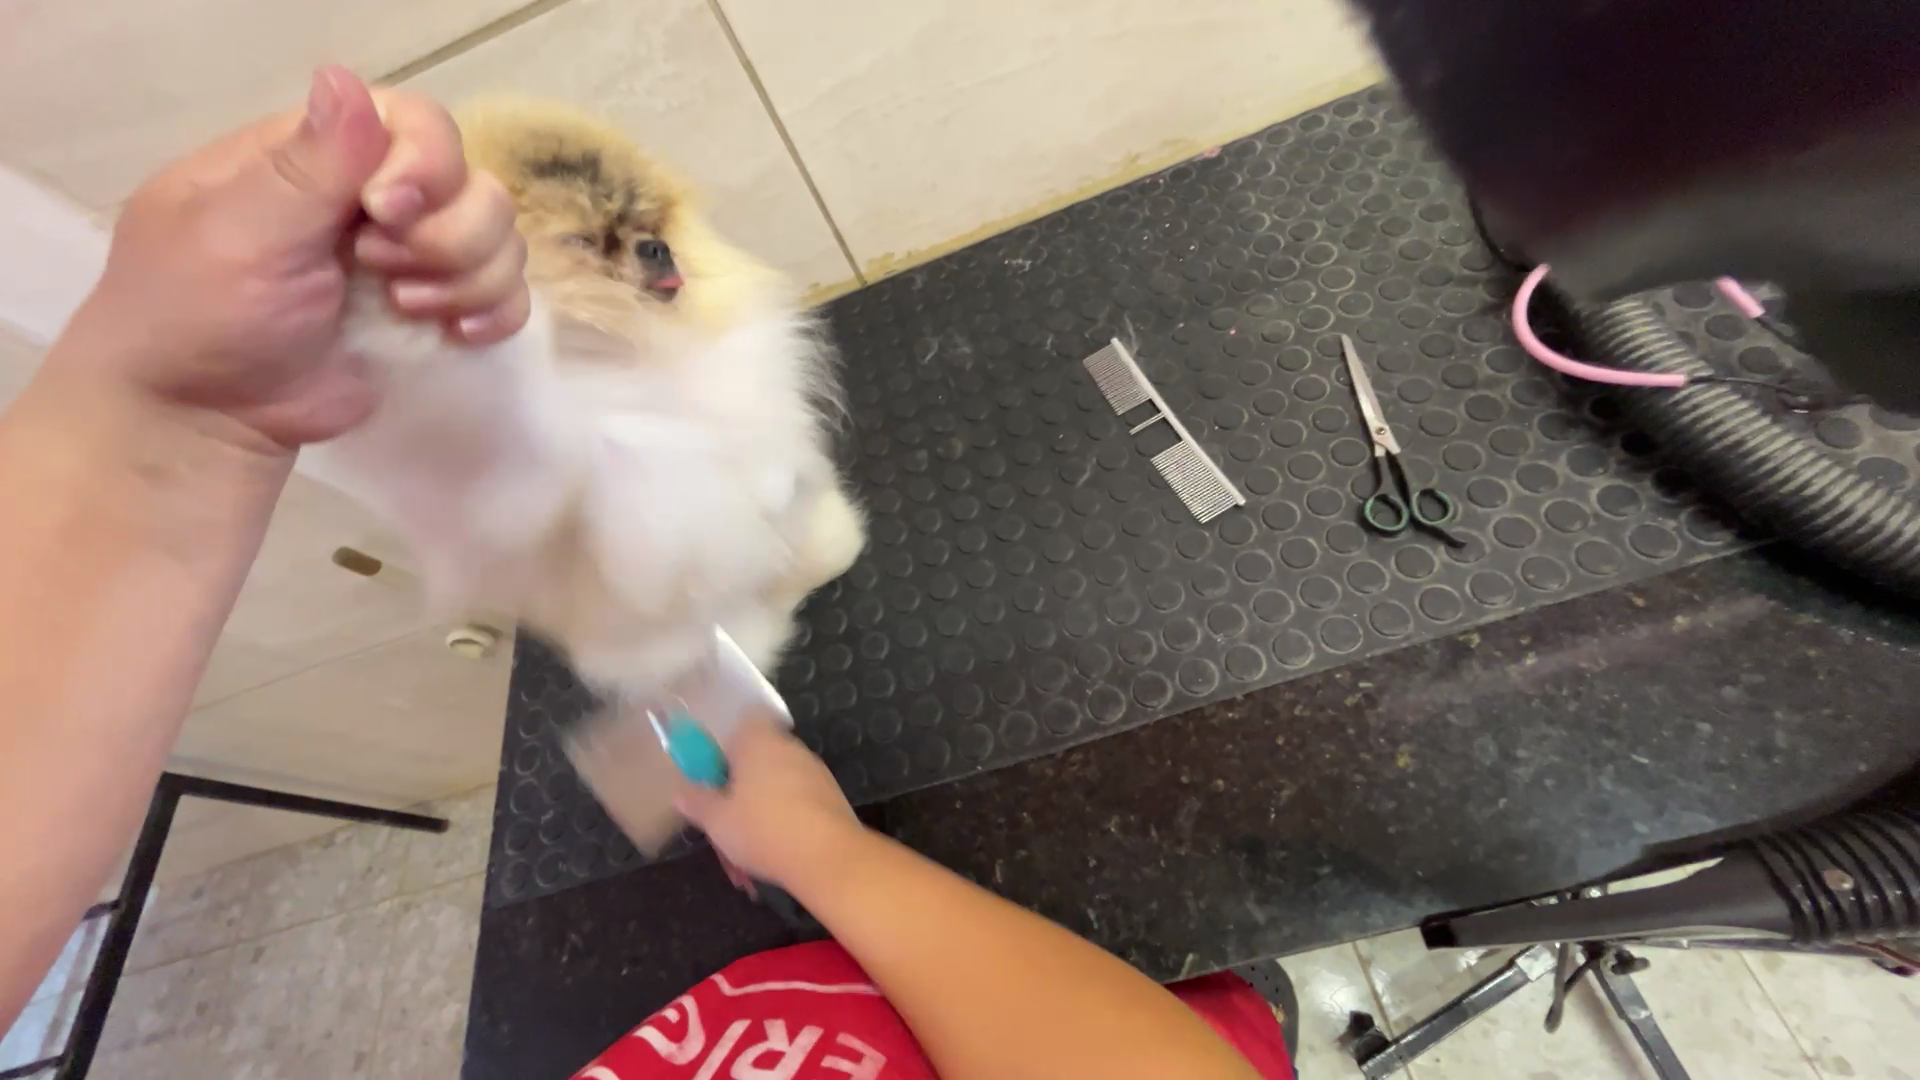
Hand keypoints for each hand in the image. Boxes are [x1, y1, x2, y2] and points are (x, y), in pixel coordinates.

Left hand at [54, 66, 527, 456]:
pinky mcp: (448, 309)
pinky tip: (455, 335)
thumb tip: (347, 80)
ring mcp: (423, 258)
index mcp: (323, 160)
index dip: (428, 166)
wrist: (221, 412)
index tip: (388, 215)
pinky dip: (496, 315)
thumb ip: (304, 166)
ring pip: (506, 244)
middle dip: (449, 241)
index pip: (420, 124)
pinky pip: (513, 296)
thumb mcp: (239, 233)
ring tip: (406, 308)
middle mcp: (384, 200)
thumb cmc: (206, 314)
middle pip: (480, 190)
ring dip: (470, 282)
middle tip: (381, 272)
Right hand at [675, 722, 861, 890]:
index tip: (713, 778)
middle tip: (725, 826)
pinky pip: (796, 802)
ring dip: (759, 815)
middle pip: (757, 761)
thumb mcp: (717, 820)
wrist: (825, 853)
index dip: (725, 749)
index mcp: (759, 742)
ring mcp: (812, 769)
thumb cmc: (762, 829)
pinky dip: (783, 823)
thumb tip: (681, 790)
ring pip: (775, 788)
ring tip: (746, 859)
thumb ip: (697, 801)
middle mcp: (788, 747)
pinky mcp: (829, 792)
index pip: (742, 725)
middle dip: (739, 793)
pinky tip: (772, 857)